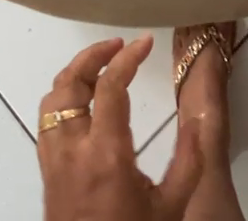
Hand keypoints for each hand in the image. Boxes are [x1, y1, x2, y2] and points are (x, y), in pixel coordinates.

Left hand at [39, 35, 203, 220]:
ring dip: (74, 74)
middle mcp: (73, 150)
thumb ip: (190, 159)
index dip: (128, 57)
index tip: (145, 42)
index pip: (111, 86)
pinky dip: (63, 98)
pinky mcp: (46, 172)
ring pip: (52, 100)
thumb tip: (200, 115)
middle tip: (119, 46)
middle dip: (93, 55)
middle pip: (69, 83)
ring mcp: (53, 161)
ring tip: (101, 67)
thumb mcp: (172, 206)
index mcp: (106, 154)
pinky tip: (85, 102)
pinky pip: (47, 121)